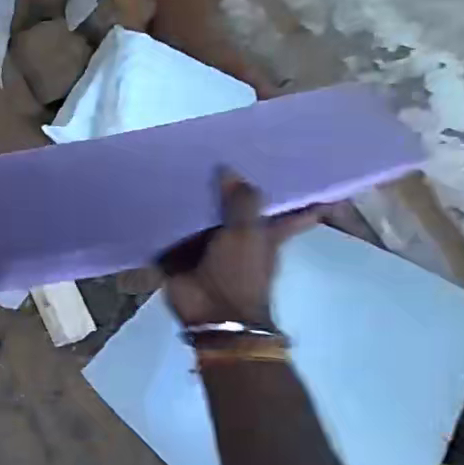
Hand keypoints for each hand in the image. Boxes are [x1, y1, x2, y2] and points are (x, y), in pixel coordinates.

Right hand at [159, 170, 317, 326]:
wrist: (211, 314)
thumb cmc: (239, 275)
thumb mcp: (246, 234)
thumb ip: (241, 202)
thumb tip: (229, 169)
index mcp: (267, 234)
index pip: (293, 213)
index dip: (303, 197)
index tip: (307, 171)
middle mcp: (240, 237)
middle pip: (239, 207)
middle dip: (233, 186)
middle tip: (223, 150)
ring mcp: (211, 246)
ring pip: (205, 216)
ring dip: (196, 198)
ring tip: (184, 161)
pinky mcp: (182, 254)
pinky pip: (173, 230)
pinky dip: (166, 217)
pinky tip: (156, 190)